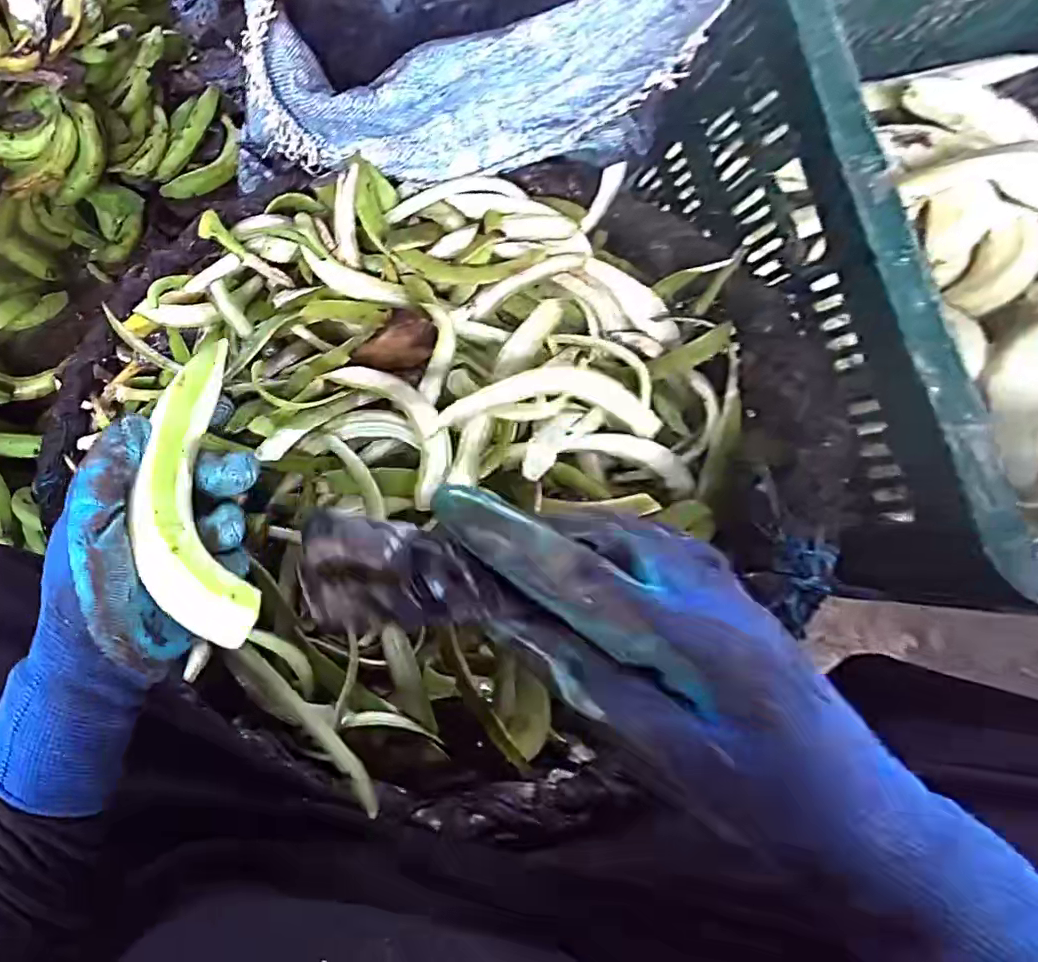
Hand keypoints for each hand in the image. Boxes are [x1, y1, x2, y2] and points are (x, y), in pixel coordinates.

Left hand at [0, 416, 256, 815]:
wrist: (98, 662)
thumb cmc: (82, 587)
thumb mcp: (85, 524)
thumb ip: (106, 474)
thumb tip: (136, 425)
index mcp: (126, 491)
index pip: (162, 450)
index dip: (185, 438)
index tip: (207, 429)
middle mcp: (159, 511)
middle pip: (203, 477)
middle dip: (224, 471)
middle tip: (237, 476)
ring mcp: (186, 544)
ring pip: (225, 513)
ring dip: (228, 517)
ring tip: (221, 531)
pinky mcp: (206, 577)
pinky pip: (232, 556)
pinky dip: (231, 556)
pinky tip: (219, 566)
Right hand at [430, 486, 1037, 959]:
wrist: (864, 809)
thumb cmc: (754, 795)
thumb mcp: (657, 749)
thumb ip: (577, 673)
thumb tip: (501, 615)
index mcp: (695, 643)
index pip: (577, 573)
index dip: (505, 537)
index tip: (447, 502)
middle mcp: (705, 589)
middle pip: (587, 537)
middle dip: (511, 531)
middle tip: (447, 532)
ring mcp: (713, 574)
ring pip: (605, 527)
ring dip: (539, 531)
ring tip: (484, 545)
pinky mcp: (710, 573)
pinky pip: (626, 533)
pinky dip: (572, 535)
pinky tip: (547, 550)